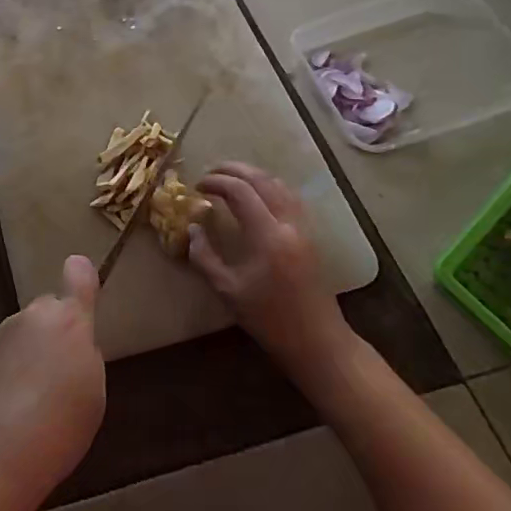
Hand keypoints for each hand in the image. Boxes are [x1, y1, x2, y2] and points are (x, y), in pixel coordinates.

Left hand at [0, 254, 104, 510]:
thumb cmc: (60, 423)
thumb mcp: (94, 390)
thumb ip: (85, 354)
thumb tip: (72, 346)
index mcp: (71, 320)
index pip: (79, 276)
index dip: (82, 274)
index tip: (81, 276)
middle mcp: (36, 315)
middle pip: (49, 309)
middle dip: (54, 329)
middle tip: (59, 369)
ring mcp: (4, 331)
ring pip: (25, 331)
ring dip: (29, 350)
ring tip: (31, 395)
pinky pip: (4, 350)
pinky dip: (8, 367)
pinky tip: (9, 402)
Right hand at [187, 162, 351, 368]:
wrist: (317, 340)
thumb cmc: (269, 319)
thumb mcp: (228, 291)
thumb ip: (205, 257)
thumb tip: (193, 228)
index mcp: (267, 235)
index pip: (240, 191)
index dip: (216, 182)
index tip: (197, 186)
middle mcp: (288, 222)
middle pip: (261, 179)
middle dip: (233, 170)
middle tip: (210, 173)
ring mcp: (303, 225)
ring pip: (278, 183)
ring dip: (252, 175)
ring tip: (230, 178)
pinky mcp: (310, 232)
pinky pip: (288, 195)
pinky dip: (269, 185)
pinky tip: (257, 194)